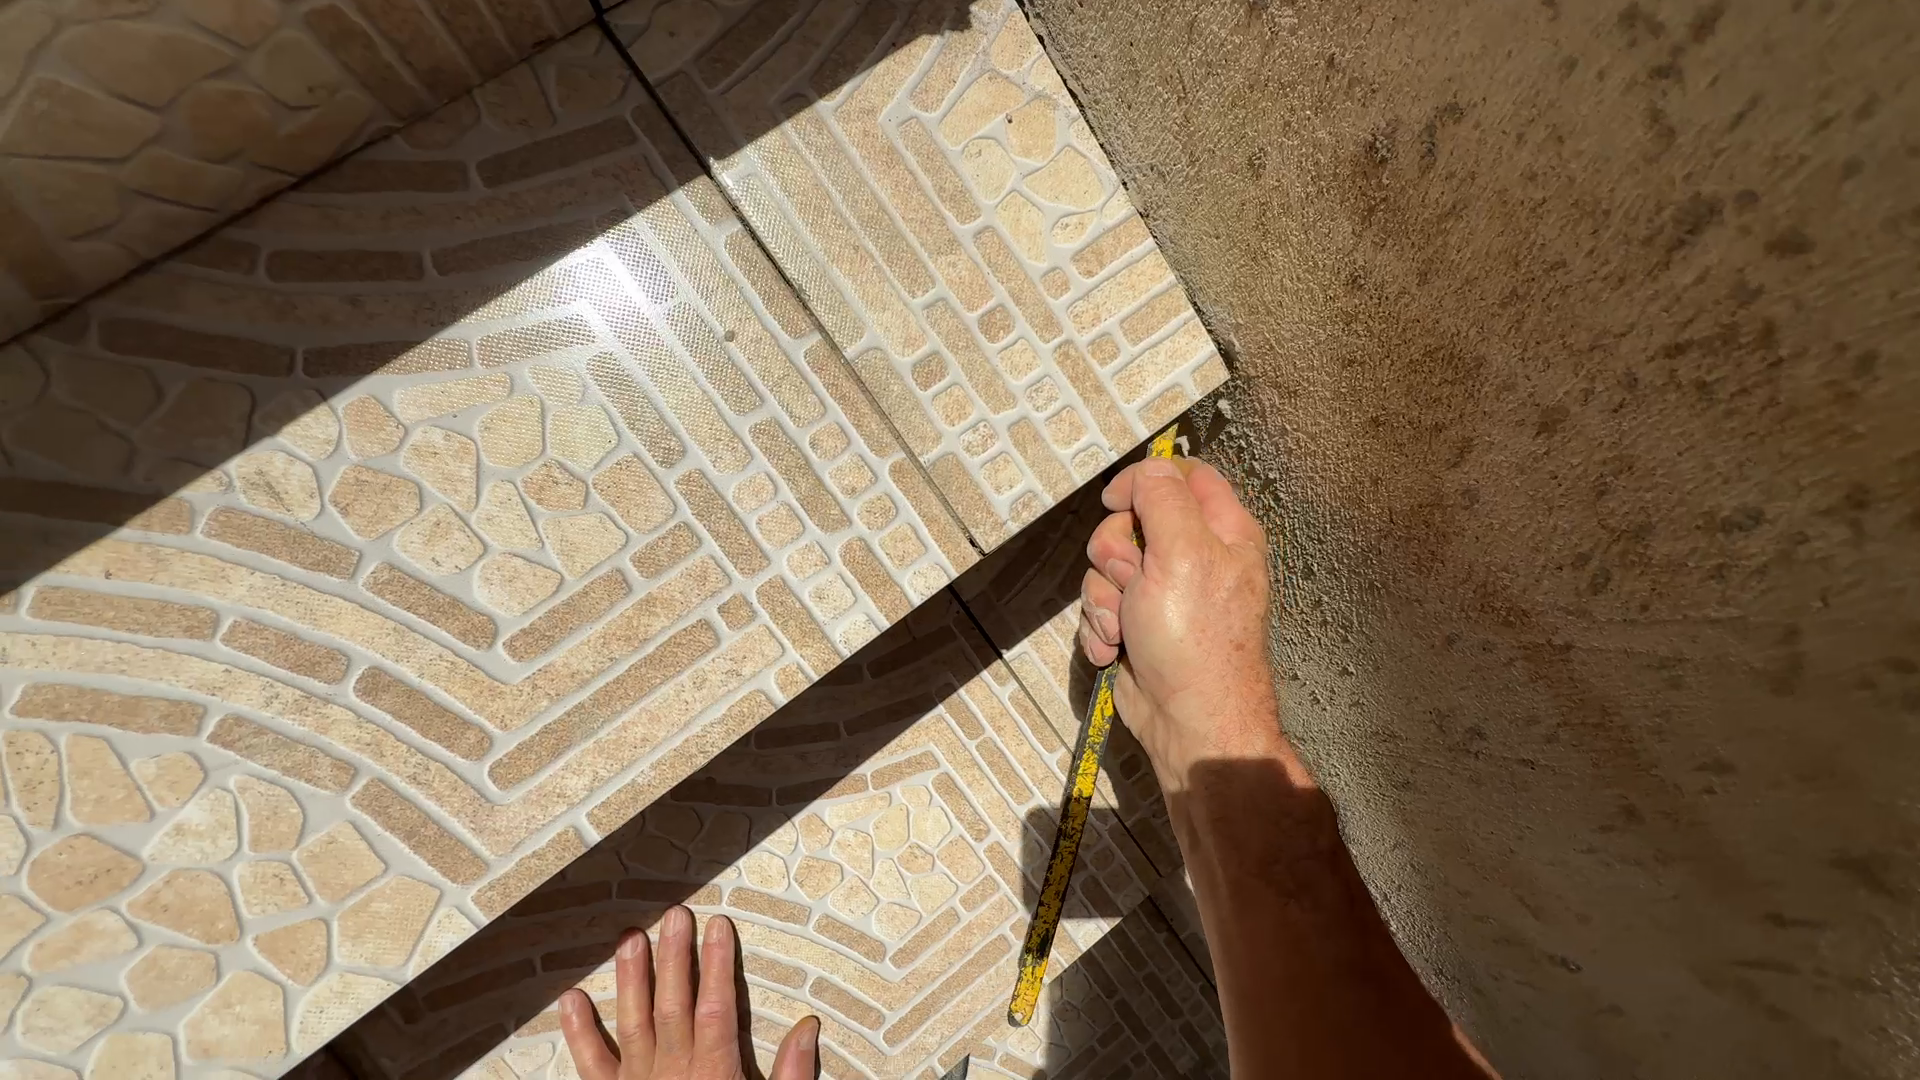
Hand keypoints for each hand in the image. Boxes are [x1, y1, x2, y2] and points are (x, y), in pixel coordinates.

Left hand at [559, 906, 817, 1079]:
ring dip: (631, 982)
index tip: (719, 924)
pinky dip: (579, 1033)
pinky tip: (571, 999)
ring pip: (633, 1026)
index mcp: (713, 1076)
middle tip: (674, 914)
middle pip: (673, 1007)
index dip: (717, 965)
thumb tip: (808, 1026)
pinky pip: (591, 1066)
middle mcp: (671, 1077)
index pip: (715, 1009)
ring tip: (629, 939)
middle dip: (675, 958)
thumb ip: (789, 1077)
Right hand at [1078, 457, 1277, 786]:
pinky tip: (1116, 647)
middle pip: (1130, 520)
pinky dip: (1100, 626)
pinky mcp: (1134, 621)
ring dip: (1104, 598)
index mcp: (1220, 530)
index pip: (1181, 474)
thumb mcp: (1184, 553)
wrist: (1186, 720)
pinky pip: (1099, 603)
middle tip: (1132, 581)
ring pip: (1105, 565)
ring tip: (1125, 627)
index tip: (1116, 502)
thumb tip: (1142, 472)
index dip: (1142, 481)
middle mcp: (1191, 555)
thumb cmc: (1195, 636)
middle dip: (1115, 554)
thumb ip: (1163, 498)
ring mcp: (1159, 590)